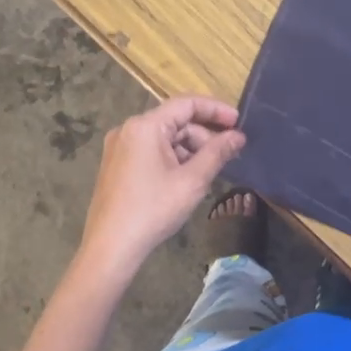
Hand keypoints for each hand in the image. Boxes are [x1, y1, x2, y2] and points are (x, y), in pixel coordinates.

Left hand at [78, 96, 245, 271]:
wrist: (111, 246)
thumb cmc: (153, 209)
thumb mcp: (192, 181)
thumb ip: (217, 153)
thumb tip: (238, 136)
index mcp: (145, 126)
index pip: (187, 104)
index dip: (216, 110)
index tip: (239, 122)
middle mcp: (128, 129)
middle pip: (175, 122)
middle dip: (203, 136)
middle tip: (227, 157)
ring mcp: (119, 148)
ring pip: (164, 138)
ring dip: (189, 150)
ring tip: (209, 172)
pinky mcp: (116, 165)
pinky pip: (151, 151)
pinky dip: (173, 159)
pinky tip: (187, 179)